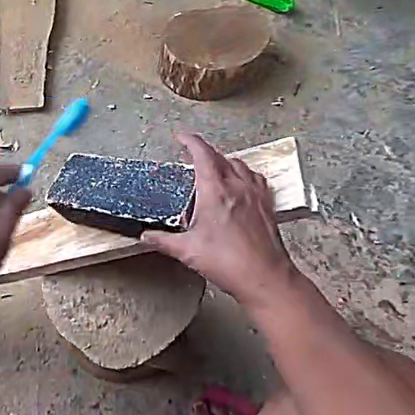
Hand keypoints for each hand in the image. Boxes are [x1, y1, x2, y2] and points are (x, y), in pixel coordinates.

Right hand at [142, 133, 302, 309]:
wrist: (265, 277)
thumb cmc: (231, 263)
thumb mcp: (188, 251)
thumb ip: (163, 240)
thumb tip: (148, 236)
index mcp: (216, 191)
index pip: (202, 154)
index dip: (190, 141)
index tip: (181, 137)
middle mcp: (237, 186)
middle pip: (220, 157)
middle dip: (204, 152)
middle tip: (192, 156)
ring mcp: (255, 194)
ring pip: (239, 164)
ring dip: (224, 161)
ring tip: (214, 169)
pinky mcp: (267, 204)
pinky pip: (255, 178)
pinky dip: (244, 174)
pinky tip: (241, 184)